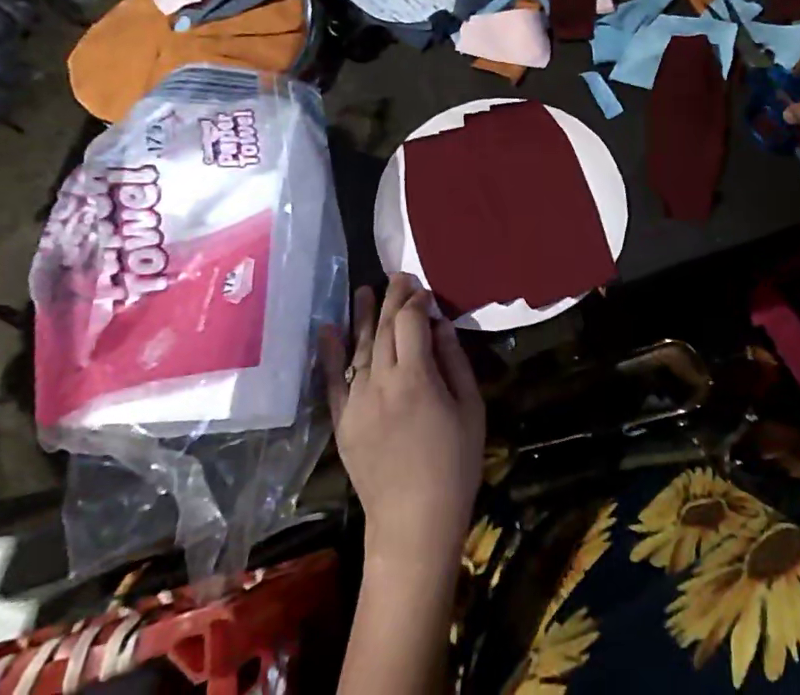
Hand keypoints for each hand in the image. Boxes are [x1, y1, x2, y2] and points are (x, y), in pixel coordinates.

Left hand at [325, 275, 484, 571]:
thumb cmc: (455, 464)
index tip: (426, 291)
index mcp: (416, 378)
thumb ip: (454, 363)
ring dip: (362, 317)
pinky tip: (328, 329)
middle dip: (392, 300)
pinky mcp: (342, 422)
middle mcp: (379, 383)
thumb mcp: (470, 409)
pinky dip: (329, 353)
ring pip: (357, 349)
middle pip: (382, 330)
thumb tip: (440, 326)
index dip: (416, 302)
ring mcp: (355, 402)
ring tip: (365, 289)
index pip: (410, 323)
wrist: (413, 521)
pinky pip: (332, 381)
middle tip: (399, 277)